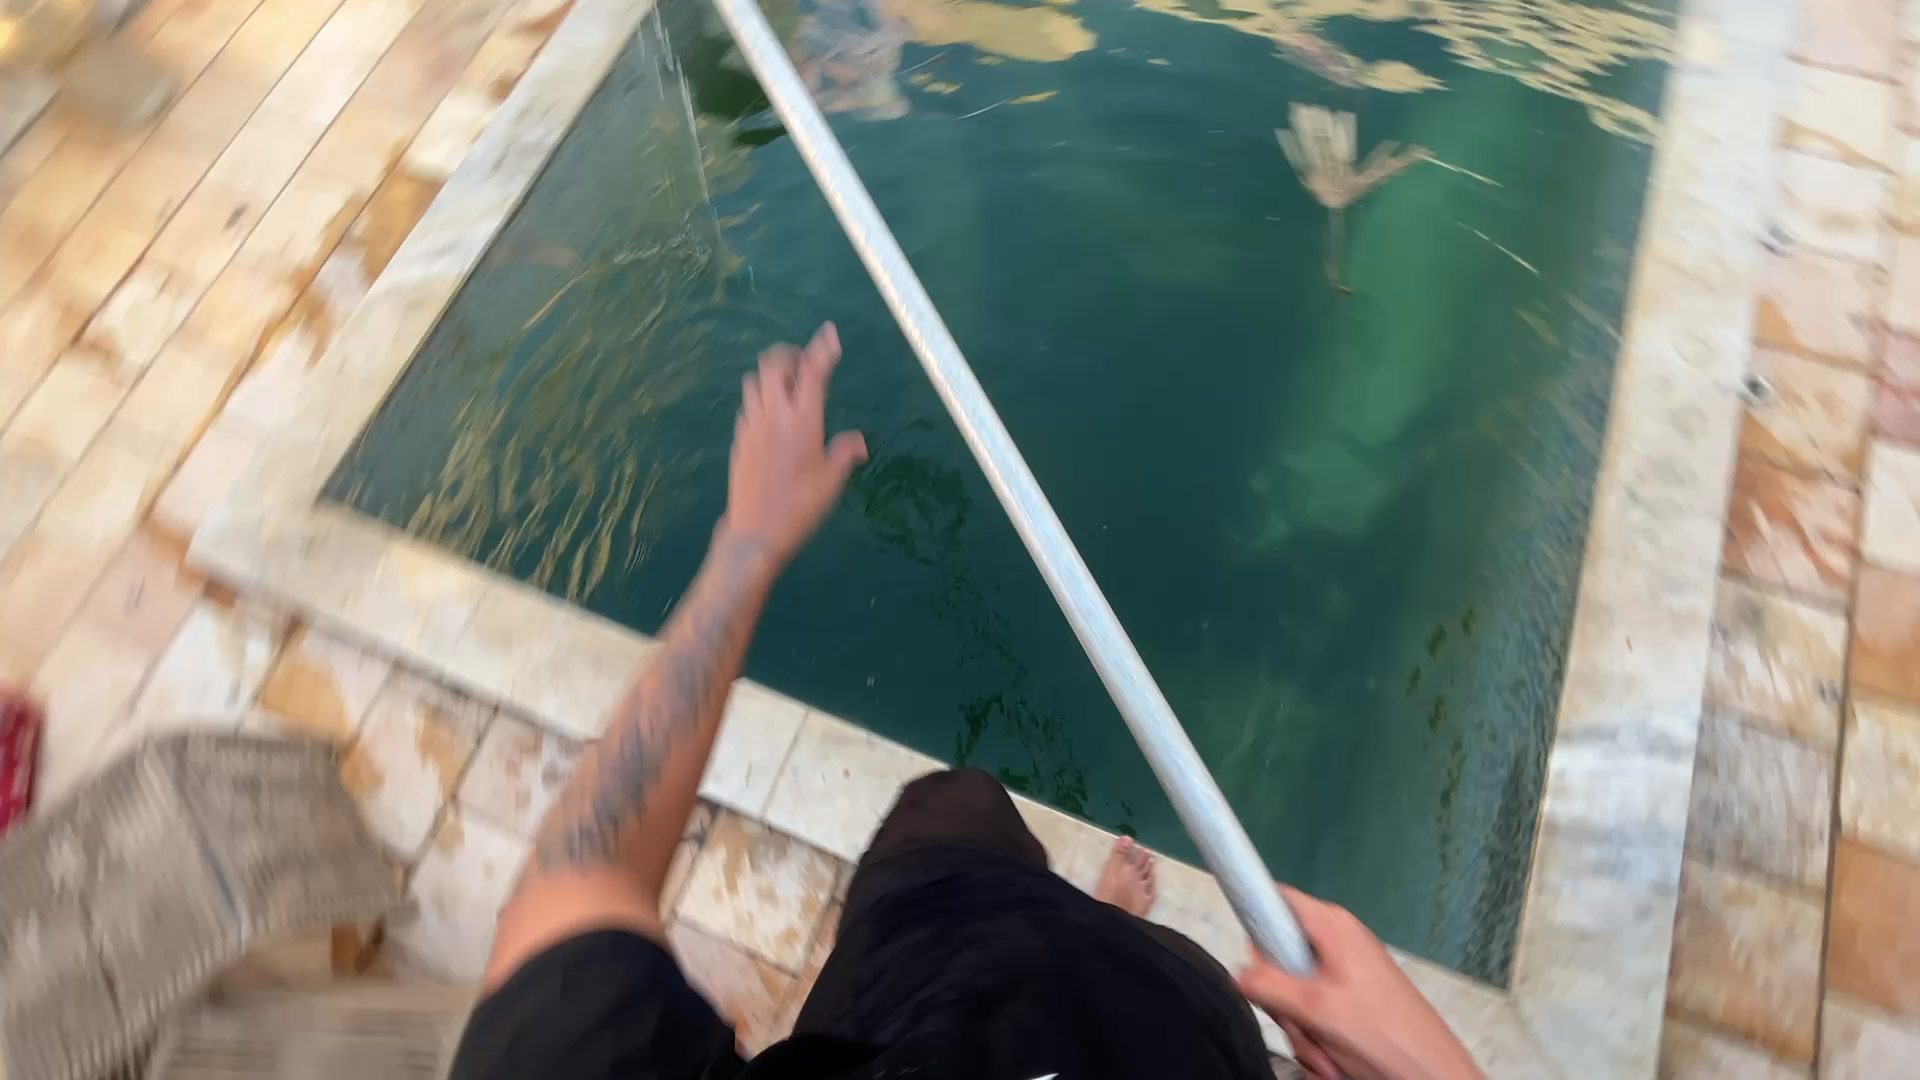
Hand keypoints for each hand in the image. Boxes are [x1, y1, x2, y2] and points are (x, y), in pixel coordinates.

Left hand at [719, 322, 867, 565]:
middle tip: (806, 362)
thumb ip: (845, 453)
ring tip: (789, 386)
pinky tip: (773, 417)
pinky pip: (749, 405)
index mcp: (803, 421)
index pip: (813, 372)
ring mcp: (752, 425)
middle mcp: (774, 415)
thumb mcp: (832, 482)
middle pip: (774, 365)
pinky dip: (762, 399)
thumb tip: (859, 441)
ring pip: (756, 381)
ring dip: (773, 375)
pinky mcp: (740, 439)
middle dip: (790, 355)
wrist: (755, 532)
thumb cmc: (801, 507)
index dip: (823, 348)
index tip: (830, 333)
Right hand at [1237, 887, 1483, 1079]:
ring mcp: (1349, 969)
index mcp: (1331, 924)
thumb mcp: (1317, 1010)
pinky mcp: (1358, 999)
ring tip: (1324, 1057)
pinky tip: (1334, 1063)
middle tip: (1297, 1028)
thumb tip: (1237, 974)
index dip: (1255, 925)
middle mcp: (1338, 938)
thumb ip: (1268, 984)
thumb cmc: (1382, 1038)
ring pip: (1296, 988)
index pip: (1274, 898)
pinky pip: (1317, 1008)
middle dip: (1282, 1000)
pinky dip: (1319, 1037)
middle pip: (1280, 953)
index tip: (1257, 967)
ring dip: (1301, 1027)